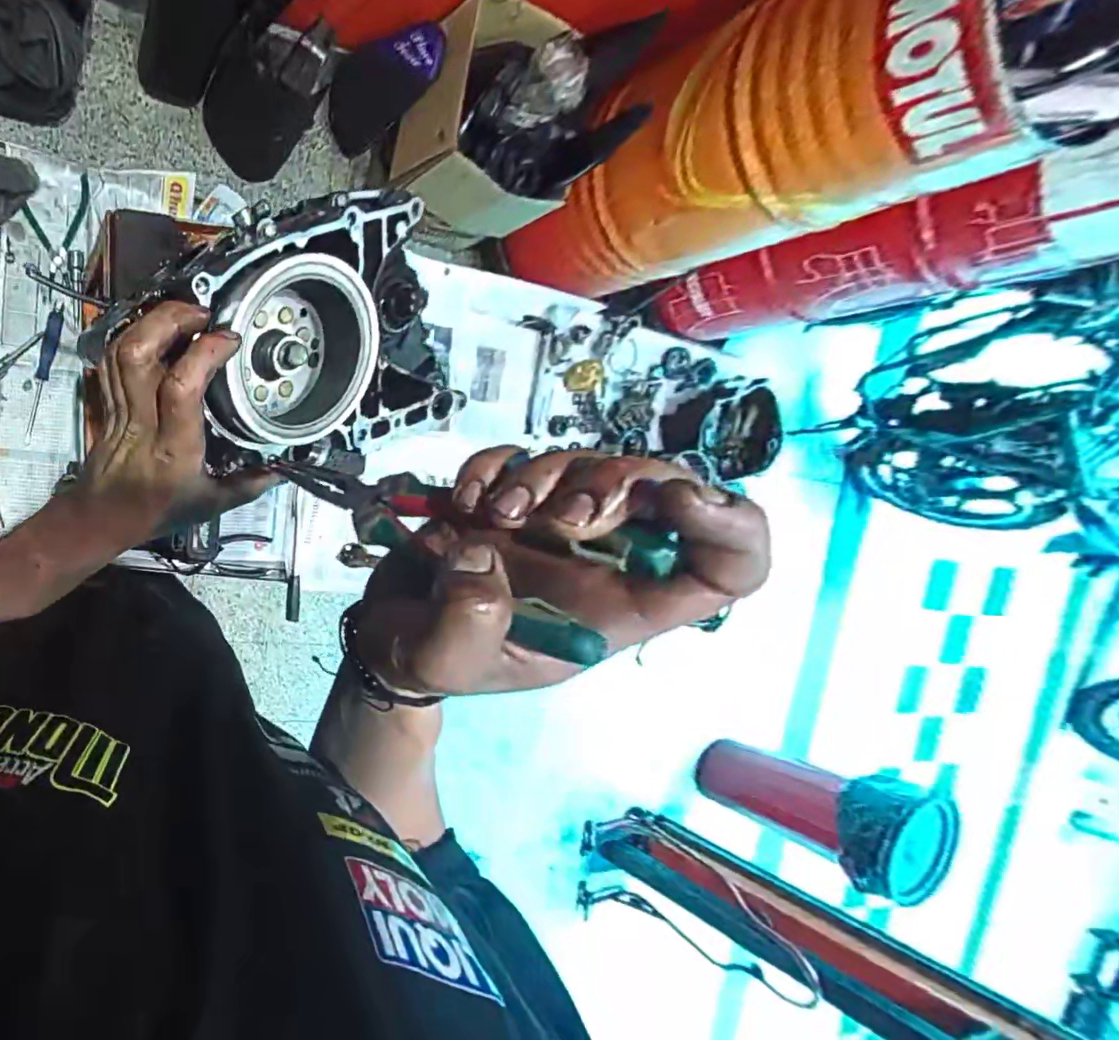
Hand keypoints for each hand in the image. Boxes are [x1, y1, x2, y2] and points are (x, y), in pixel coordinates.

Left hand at [69, 301, 276, 548]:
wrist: (104, 516)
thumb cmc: (155, 509)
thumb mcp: (209, 504)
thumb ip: (247, 485)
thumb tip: (279, 470)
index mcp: (173, 447)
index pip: (182, 386)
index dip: (205, 352)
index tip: (229, 340)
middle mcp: (143, 421)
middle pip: (140, 355)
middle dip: (170, 321)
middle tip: (200, 314)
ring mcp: (120, 408)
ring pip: (122, 352)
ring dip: (151, 322)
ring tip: (181, 316)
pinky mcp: (108, 403)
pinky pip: (111, 359)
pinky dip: (132, 334)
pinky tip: (155, 330)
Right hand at [354, 447, 770, 695]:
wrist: (389, 634)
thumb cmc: (432, 659)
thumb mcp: (450, 659)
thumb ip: (469, 619)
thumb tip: (480, 550)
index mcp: (615, 608)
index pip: (723, 570)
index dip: (729, 527)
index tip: (680, 502)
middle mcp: (593, 559)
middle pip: (654, 491)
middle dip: (612, 484)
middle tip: (553, 516)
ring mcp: (544, 524)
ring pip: (583, 464)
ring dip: (541, 477)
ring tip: (490, 515)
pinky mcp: (499, 500)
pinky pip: (516, 458)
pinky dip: (490, 467)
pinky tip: (461, 501)